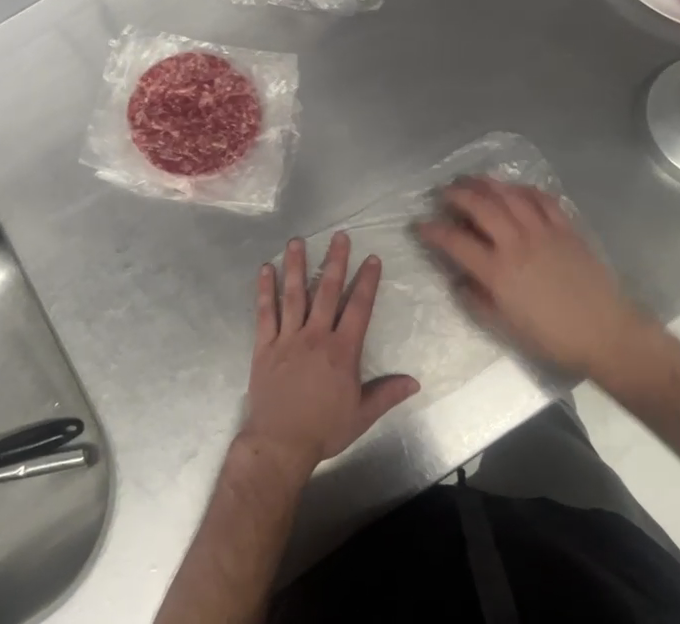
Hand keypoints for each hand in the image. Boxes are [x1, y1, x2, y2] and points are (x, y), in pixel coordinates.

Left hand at [239, 232, 419, 471]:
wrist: (280, 443)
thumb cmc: (324, 429)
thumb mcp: (362, 415)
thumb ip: (387, 393)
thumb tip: (415, 382)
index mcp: (342, 351)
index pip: (358, 308)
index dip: (367, 282)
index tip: (372, 259)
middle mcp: (315, 337)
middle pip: (326, 292)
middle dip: (335, 262)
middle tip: (339, 236)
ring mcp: (287, 339)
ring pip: (293, 295)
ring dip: (296, 266)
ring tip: (297, 241)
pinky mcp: (264, 346)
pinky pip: (265, 313)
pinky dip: (264, 291)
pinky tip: (265, 270)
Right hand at [418, 177, 657, 377]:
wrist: (605, 333)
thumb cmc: (552, 337)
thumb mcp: (505, 326)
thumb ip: (477, 300)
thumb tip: (459, 280)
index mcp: (497, 272)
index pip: (455, 241)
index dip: (432, 230)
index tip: (420, 225)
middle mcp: (517, 244)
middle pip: (481, 206)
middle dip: (457, 194)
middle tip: (444, 192)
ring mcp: (544, 232)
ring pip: (510, 195)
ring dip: (487, 184)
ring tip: (473, 180)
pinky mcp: (567, 229)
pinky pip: (543, 199)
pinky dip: (525, 189)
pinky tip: (516, 190)